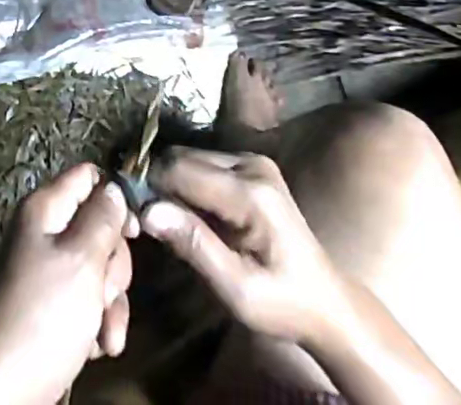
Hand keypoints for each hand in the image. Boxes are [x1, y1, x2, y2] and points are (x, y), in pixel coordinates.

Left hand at [0, 164, 135, 404]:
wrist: (1, 390)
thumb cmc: (43, 316)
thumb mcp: (81, 260)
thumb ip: (103, 219)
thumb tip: (116, 187)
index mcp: (45, 209)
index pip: (89, 177)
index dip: (116, 197)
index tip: (133, 230)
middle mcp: (46, 233)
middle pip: (100, 226)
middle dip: (113, 263)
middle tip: (102, 289)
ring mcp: (49, 271)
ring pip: (100, 268)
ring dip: (110, 301)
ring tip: (101, 331)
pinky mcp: (53, 307)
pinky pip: (88, 301)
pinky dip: (97, 323)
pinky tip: (96, 348)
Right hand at [143, 148, 354, 347]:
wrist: (326, 301)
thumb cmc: (283, 304)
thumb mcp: (237, 289)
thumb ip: (193, 245)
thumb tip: (148, 211)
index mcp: (251, 194)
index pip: (180, 170)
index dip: (150, 188)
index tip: (134, 217)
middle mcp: (251, 164)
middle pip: (181, 157)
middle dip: (157, 184)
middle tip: (145, 222)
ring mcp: (252, 161)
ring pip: (188, 157)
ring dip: (170, 183)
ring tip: (166, 222)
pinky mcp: (250, 165)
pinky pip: (202, 162)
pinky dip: (186, 183)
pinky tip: (189, 216)